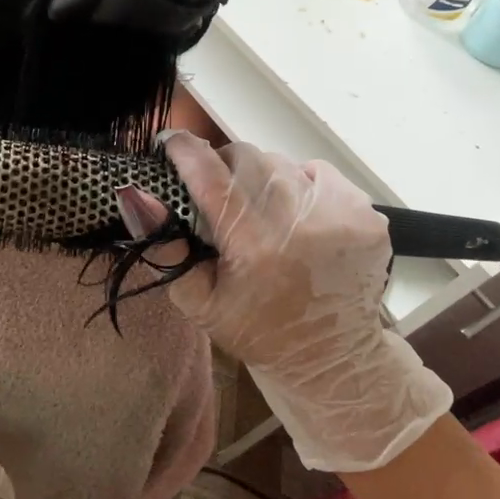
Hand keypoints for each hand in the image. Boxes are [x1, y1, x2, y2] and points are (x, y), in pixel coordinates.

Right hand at [116, 133, 453, 472]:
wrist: (333, 357)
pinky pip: (317, 171)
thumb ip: (164, 246)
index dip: (184, 149)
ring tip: (260, 208)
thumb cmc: (255, 329)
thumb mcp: (196, 299)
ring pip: (279, 160)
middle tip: (219, 191)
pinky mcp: (365, 215)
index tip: (168, 141)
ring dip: (262, 175)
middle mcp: (299, 223)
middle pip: (245, 157)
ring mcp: (338, 216)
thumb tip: (134, 194)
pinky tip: (297, 214)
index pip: (210, 175)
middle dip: (223, 165)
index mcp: (253, 246)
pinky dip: (300, 183)